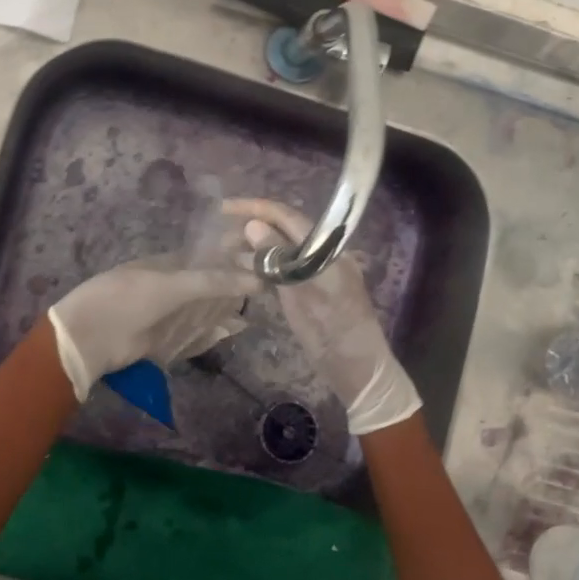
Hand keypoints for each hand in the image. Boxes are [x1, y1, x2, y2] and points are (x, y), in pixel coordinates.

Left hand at [47, 258, 262, 401]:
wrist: (89, 339)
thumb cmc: (127, 301)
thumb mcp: (173, 286)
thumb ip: (213, 281)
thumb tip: (257, 279)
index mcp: (164, 263)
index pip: (204, 257)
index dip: (229, 259)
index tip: (260, 264)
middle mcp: (165, 285)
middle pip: (203, 285)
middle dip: (229, 287)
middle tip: (263, 290)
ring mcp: (162, 313)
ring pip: (199, 310)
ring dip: (222, 311)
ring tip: (253, 313)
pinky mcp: (160, 338)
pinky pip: (190, 333)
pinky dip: (209, 333)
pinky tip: (231, 332)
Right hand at [224, 198, 421, 434]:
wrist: (359, 370)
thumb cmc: (335, 331)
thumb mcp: (304, 293)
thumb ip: (280, 258)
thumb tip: (253, 225)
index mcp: (327, 250)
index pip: (287, 217)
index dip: (255, 208)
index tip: (224, 208)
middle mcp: (321, 255)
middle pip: (282, 230)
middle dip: (251, 228)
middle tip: (219, 237)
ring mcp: (315, 274)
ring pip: (280, 251)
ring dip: (253, 249)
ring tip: (225, 254)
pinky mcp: (309, 292)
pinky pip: (282, 270)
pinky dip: (262, 268)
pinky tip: (243, 273)